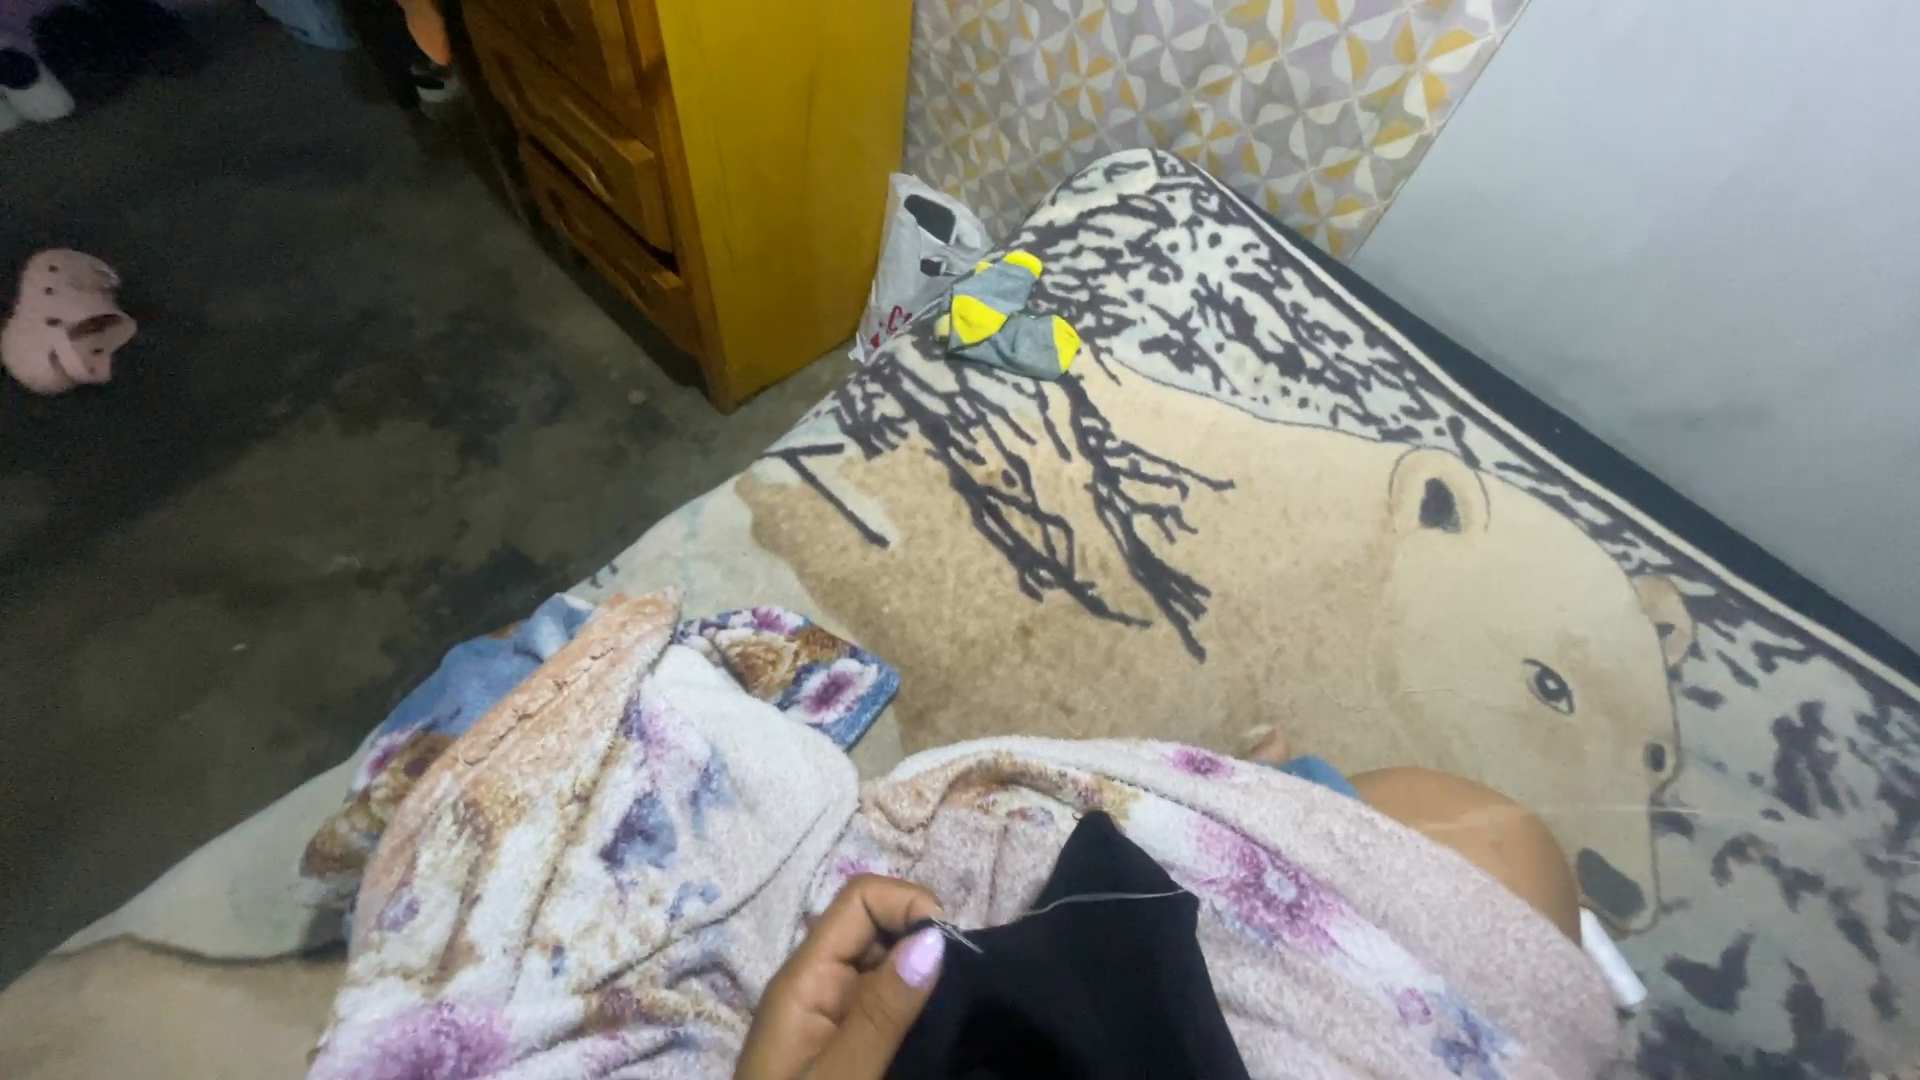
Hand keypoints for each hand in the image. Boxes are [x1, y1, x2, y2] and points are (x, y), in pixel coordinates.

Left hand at [735, 875, 946, 1079]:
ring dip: (929, 980)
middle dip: (926, 944)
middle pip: (880, 926)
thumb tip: (935, 935)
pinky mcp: (852, 1048)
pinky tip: (943, 1035)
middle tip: (962, 993)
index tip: (949, 954)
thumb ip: (882, 1013)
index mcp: (806, 979)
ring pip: (892, 966)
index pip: (861, 900)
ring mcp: (836, 1018)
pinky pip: (892, 1006)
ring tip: (958, 1016)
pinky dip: (921, 1011)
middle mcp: (821, 986)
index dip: (909, 906)